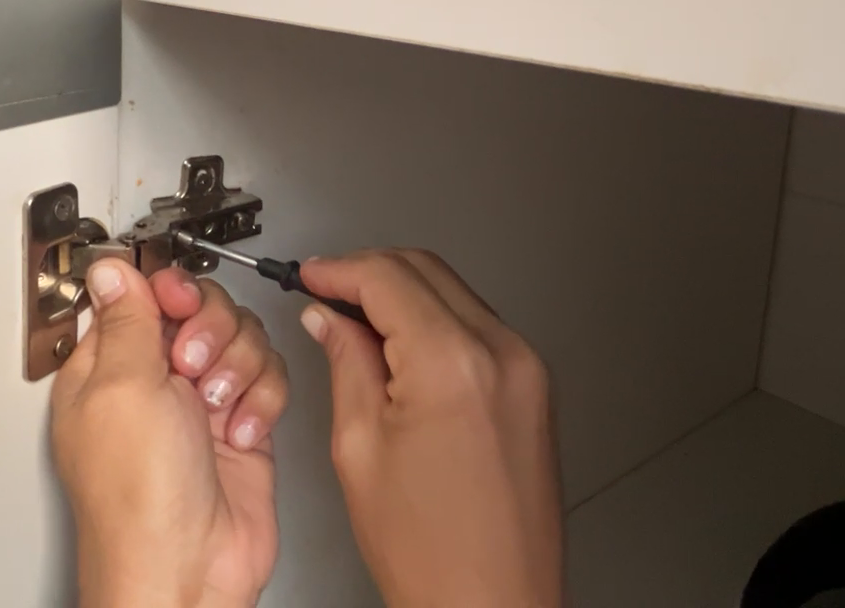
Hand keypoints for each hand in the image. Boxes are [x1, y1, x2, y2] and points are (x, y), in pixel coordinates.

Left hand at [51, 260, 290, 607]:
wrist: (194, 572)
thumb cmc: (141, 500)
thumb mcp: (124, 390)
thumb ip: (127, 319)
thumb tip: (110, 267)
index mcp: (112, 365)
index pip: (147, 290)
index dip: (172, 286)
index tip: (182, 302)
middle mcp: (157, 375)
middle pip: (203, 304)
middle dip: (212, 330)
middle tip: (196, 367)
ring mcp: (203, 397)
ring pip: (243, 334)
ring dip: (240, 368)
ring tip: (220, 409)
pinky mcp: (244, 416)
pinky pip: (271, 373)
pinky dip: (263, 400)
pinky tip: (242, 433)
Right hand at [298, 250, 562, 607]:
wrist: (495, 605)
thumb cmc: (429, 551)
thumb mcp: (360, 448)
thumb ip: (346, 361)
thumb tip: (329, 316)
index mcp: (452, 364)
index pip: (387, 277)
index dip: (340, 269)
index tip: (311, 274)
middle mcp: (499, 350)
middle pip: (424, 269)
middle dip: (370, 271)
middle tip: (328, 290)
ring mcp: (524, 363)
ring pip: (451, 289)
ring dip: (402, 291)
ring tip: (358, 320)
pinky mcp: (532, 379)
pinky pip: (475, 321)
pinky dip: (433, 317)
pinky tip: (403, 341)